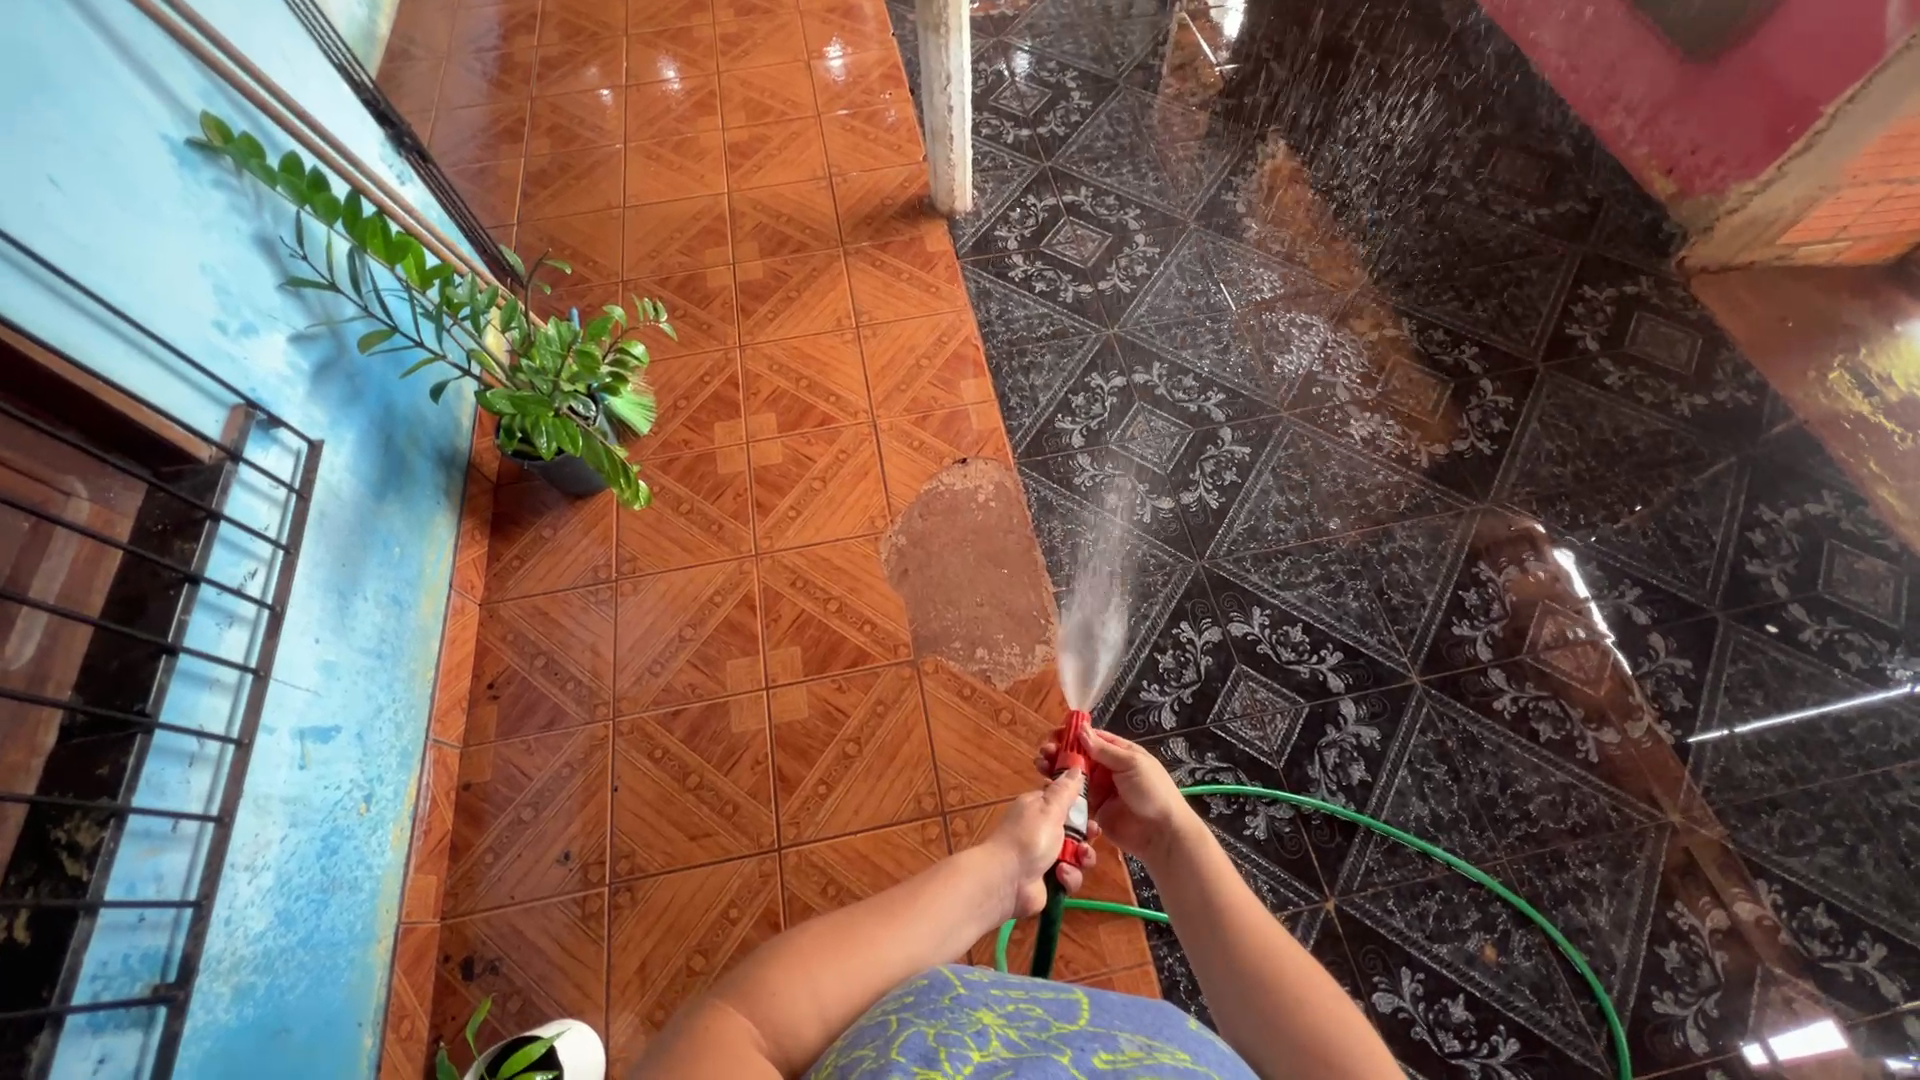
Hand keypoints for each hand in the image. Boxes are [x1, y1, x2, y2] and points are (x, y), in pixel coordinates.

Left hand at [980, 770, 1094, 919]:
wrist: (1007, 879)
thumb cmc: (1029, 836)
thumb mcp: (1049, 808)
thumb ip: (1066, 790)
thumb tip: (1076, 767)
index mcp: (1038, 808)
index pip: (1065, 803)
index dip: (1081, 807)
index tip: (1093, 810)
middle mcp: (1041, 831)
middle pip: (1075, 831)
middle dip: (1086, 836)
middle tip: (1091, 835)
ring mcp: (1045, 857)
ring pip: (1077, 856)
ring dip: (1080, 859)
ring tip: (1076, 859)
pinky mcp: (1049, 880)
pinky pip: (1070, 877)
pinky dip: (1068, 877)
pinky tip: (1060, 875)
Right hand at [1038, 729, 1196, 866]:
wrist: (1162, 834)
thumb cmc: (1152, 792)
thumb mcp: (1131, 764)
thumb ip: (1104, 750)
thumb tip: (1080, 730)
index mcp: (1119, 753)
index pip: (1092, 738)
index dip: (1071, 735)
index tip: (1052, 735)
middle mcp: (1107, 769)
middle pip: (1078, 756)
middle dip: (1059, 752)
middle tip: (1043, 753)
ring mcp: (1099, 790)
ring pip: (1072, 776)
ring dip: (1056, 769)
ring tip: (1041, 766)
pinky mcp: (1093, 810)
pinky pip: (1074, 798)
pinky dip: (1060, 791)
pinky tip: (1047, 786)